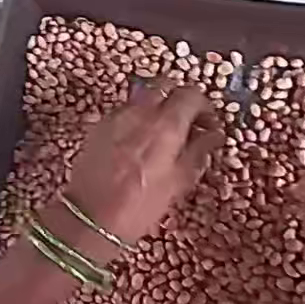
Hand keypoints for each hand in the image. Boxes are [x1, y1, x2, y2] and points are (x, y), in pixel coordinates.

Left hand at [56, 81, 223, 258]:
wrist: (91, 218)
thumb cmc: (140, 207)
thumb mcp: (178, 183)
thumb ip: (198, 152)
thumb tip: (212, 135)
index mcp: (166, 126)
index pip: (191, 95)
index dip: (204, 106)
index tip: (207, 123)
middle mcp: (141, 113)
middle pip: (165, 85)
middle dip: (178, 98)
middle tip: (185, 121)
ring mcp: (117, 116)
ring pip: (143, 95)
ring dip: (156, 105)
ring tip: (161, 132)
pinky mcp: (99, 125)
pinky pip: (124, 110)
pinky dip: (136, 117)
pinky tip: (138, 141)